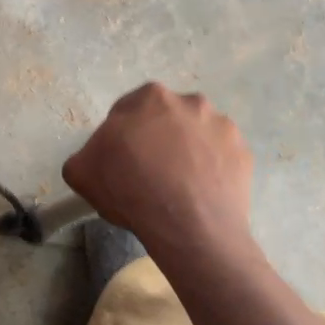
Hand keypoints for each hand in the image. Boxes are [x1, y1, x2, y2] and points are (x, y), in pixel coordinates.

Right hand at [62, 83, 254, 256]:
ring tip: (176, 184)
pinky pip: (219, 157)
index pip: (127, 112)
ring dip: (185, 151)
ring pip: (195, 136)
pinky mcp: (244, 152)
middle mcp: (190, 102)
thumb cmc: (129, 189)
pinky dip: (209, 168)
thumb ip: (85, 153)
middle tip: (147, 171)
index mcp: (149, 97)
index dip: (120, 137)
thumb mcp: (81, 171)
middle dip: (156, 138)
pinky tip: (197, 191)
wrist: (188, 226)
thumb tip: (97, 157)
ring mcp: (222, 126)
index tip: (119, 161)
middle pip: (165, 120)